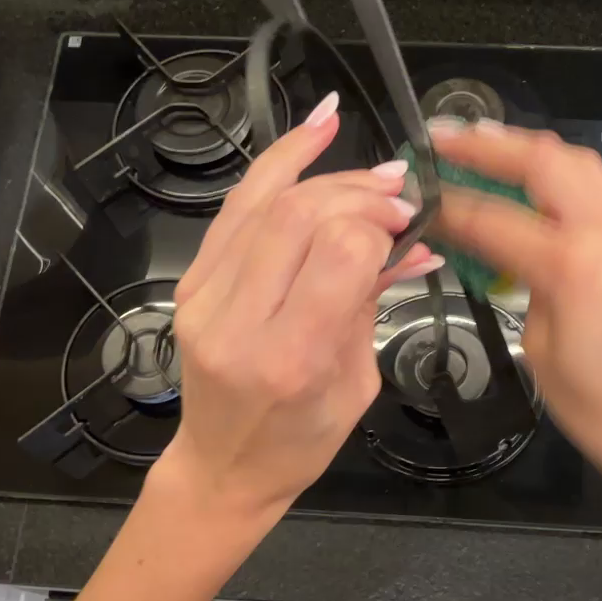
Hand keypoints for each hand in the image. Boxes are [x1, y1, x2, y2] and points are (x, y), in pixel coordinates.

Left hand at [154, 93, 444, 518]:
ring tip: (374, 168)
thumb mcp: (355, 387)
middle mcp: (240, 323)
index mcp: (292, 360)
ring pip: (264, 201)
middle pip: (299, 216)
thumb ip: (371, 308)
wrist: (223, 468)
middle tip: (397, 199)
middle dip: (358, 194)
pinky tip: (315, 132)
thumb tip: (409, 245)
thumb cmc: (298, 446)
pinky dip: (277, 163)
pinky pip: (235, 208)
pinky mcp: (191, 283)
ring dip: (325, 172)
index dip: (378, 226)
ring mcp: (204, 298)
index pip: (339, 253)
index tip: (406, 228)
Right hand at [430, 121, 601, 499]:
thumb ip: (516, 284)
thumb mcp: (535, 344)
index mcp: (572, 267)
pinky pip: (596, 187)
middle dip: (489, 144)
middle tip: (445, 139)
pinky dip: (557, 173)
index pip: (493, 218)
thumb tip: (496, 251)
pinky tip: (530, 180)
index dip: (449, 203)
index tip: (419, 194)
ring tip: (483, 145)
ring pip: (575, 162)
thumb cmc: (594, 403)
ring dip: (525, 149)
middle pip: (542, 160)